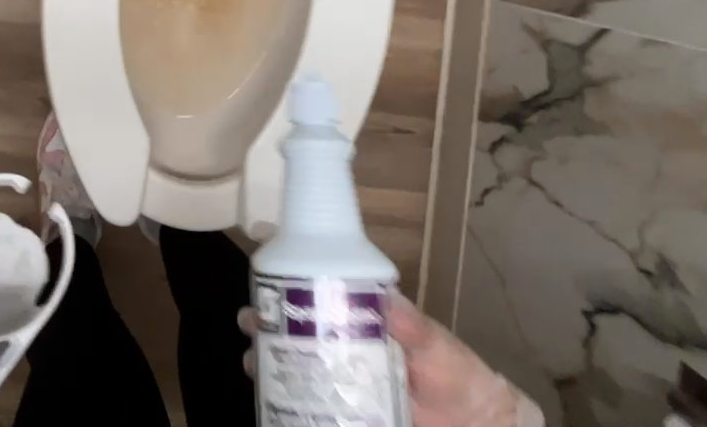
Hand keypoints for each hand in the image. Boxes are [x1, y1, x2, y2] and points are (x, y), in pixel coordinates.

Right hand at [237, 294, 542, 426]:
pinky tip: (272, 403)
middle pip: (296, 336)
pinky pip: (314, 409)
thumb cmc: (457, 376)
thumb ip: (414, 326)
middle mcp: (345, 351)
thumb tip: (387, 299)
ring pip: (299, 372)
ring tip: (253, 365)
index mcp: (361, 323)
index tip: (264, 293)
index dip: (285, 296)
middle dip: (267, 331)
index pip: (317, 302)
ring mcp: (345, 386)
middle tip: (250, 328)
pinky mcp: (348, 416)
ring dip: (271, 366)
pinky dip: (290, 405)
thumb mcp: (437, 346)